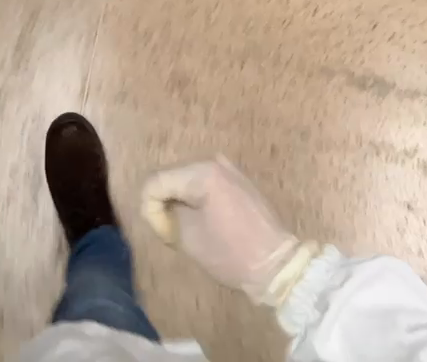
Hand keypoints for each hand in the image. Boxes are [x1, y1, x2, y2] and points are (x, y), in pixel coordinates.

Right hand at [140, 157, 317, 305]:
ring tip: (187, 228)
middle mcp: (214, 162)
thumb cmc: (232, 253)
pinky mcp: (237, 180)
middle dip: (164, 203)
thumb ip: (165, 215)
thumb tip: (157, 208)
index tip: (162, 233)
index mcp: (201, 173)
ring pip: (187, 179)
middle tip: (170, 232)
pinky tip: (205, 220)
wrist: (277, 265)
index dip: (149, 208)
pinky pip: (204, 183)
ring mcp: (228, 168)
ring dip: (180, 201)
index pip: (156, 181)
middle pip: (171, 176)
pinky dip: (197, 199)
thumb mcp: (189, 237)